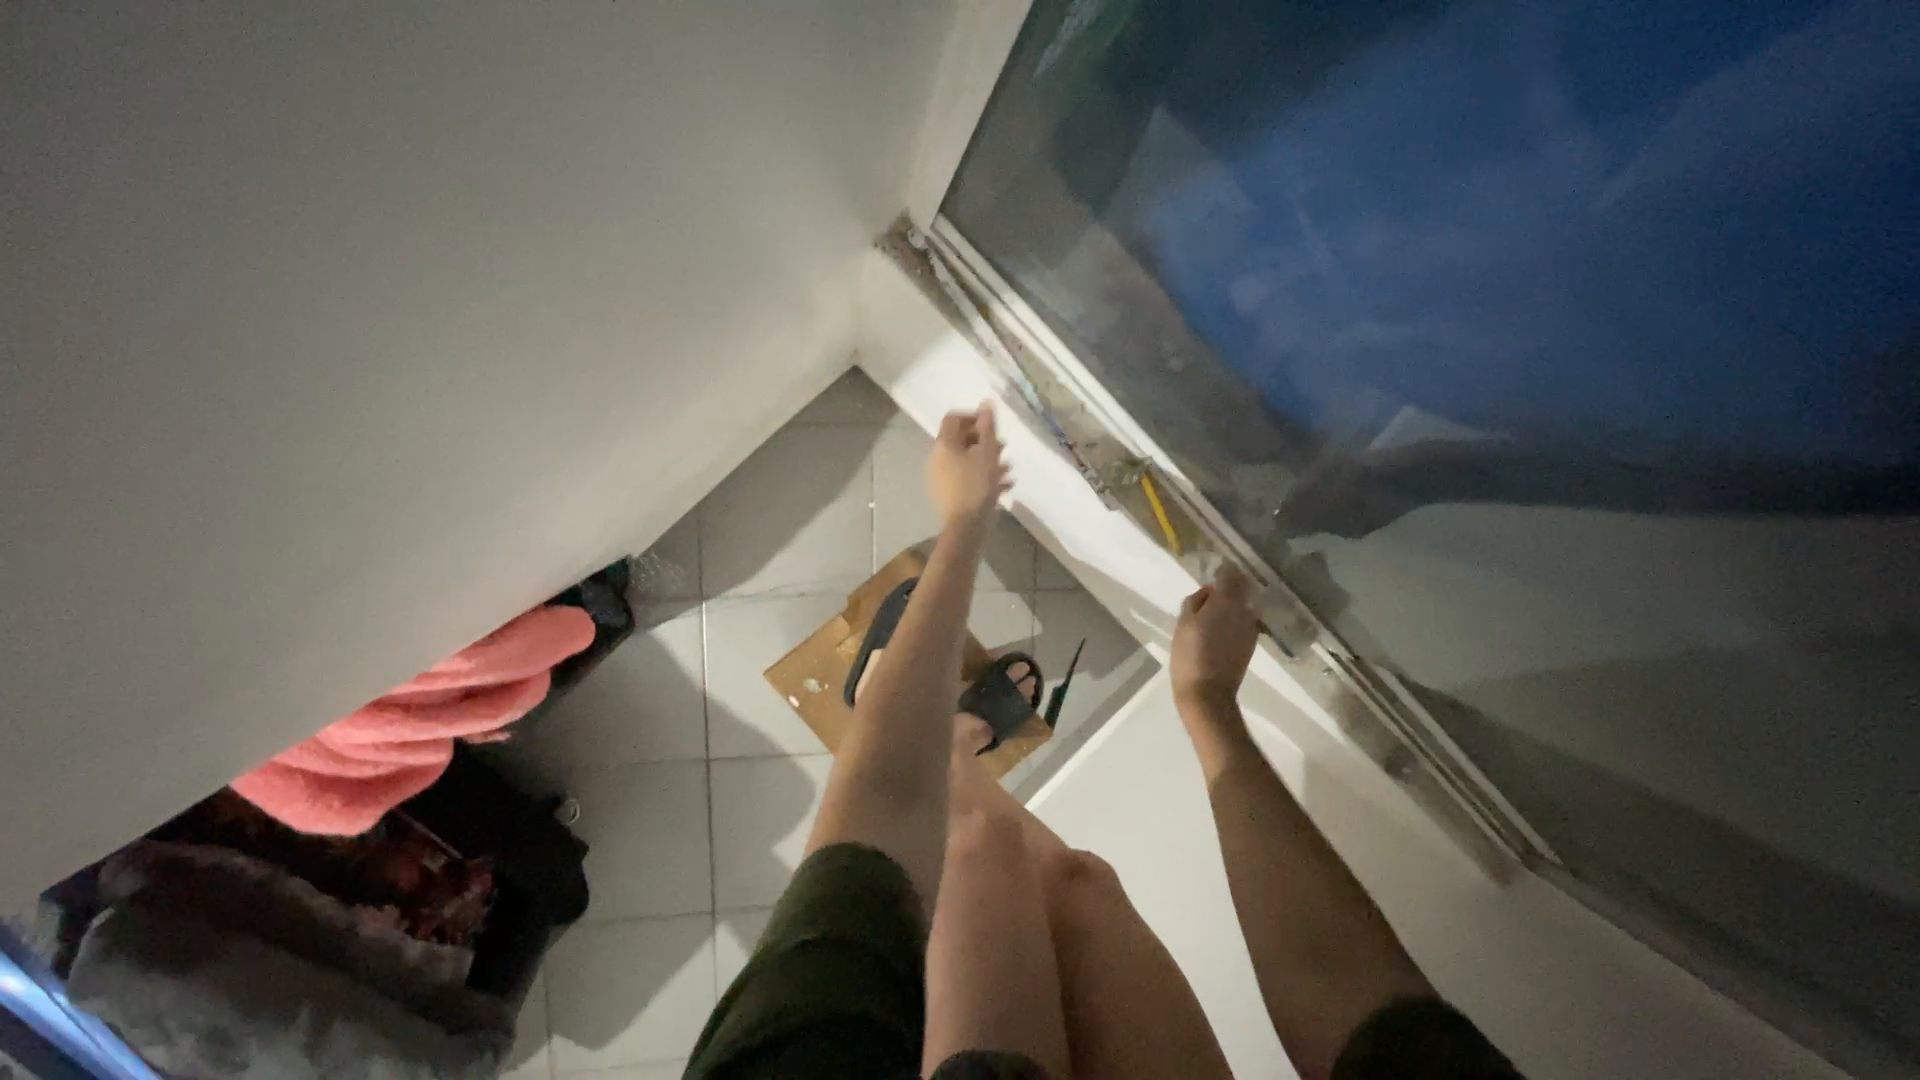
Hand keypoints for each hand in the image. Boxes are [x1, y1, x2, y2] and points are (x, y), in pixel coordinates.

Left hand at [926, 403, 1010, 524]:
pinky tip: (1002, 485)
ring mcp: (939, 477)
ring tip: (1006, 468)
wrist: (966, 526)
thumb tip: (986, 403)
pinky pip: (964, 477)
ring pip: (964, 460)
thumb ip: (987, 426)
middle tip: (1003, 448)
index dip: (973, 416)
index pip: (954, 418)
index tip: (992, 425)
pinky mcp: (945, 494)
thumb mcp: (988, 452)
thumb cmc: (978, 485)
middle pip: (960, 440)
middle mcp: (936, 458)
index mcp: (944, 444)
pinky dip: (980, 476)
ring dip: (985, 459)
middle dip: (983, 441)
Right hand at [1171, 564, 1259, 711]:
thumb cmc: (1189, 654)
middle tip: (1208, 595)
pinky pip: (1242, 622)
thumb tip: (1209, 592)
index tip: (1212, 571)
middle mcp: (1244, 610)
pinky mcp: (1251, 643)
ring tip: (1210, 616)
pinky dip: (1233, 621)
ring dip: (1230, 605)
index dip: (1222, 570)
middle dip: (1227, 587)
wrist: (1208, 692)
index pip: (1230, 574)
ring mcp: (1250, 628)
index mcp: (1226, 601)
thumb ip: (1196, 601)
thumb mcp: (1183, 623)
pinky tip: (1218, 632)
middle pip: (1240, 589)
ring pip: (1242, 606)